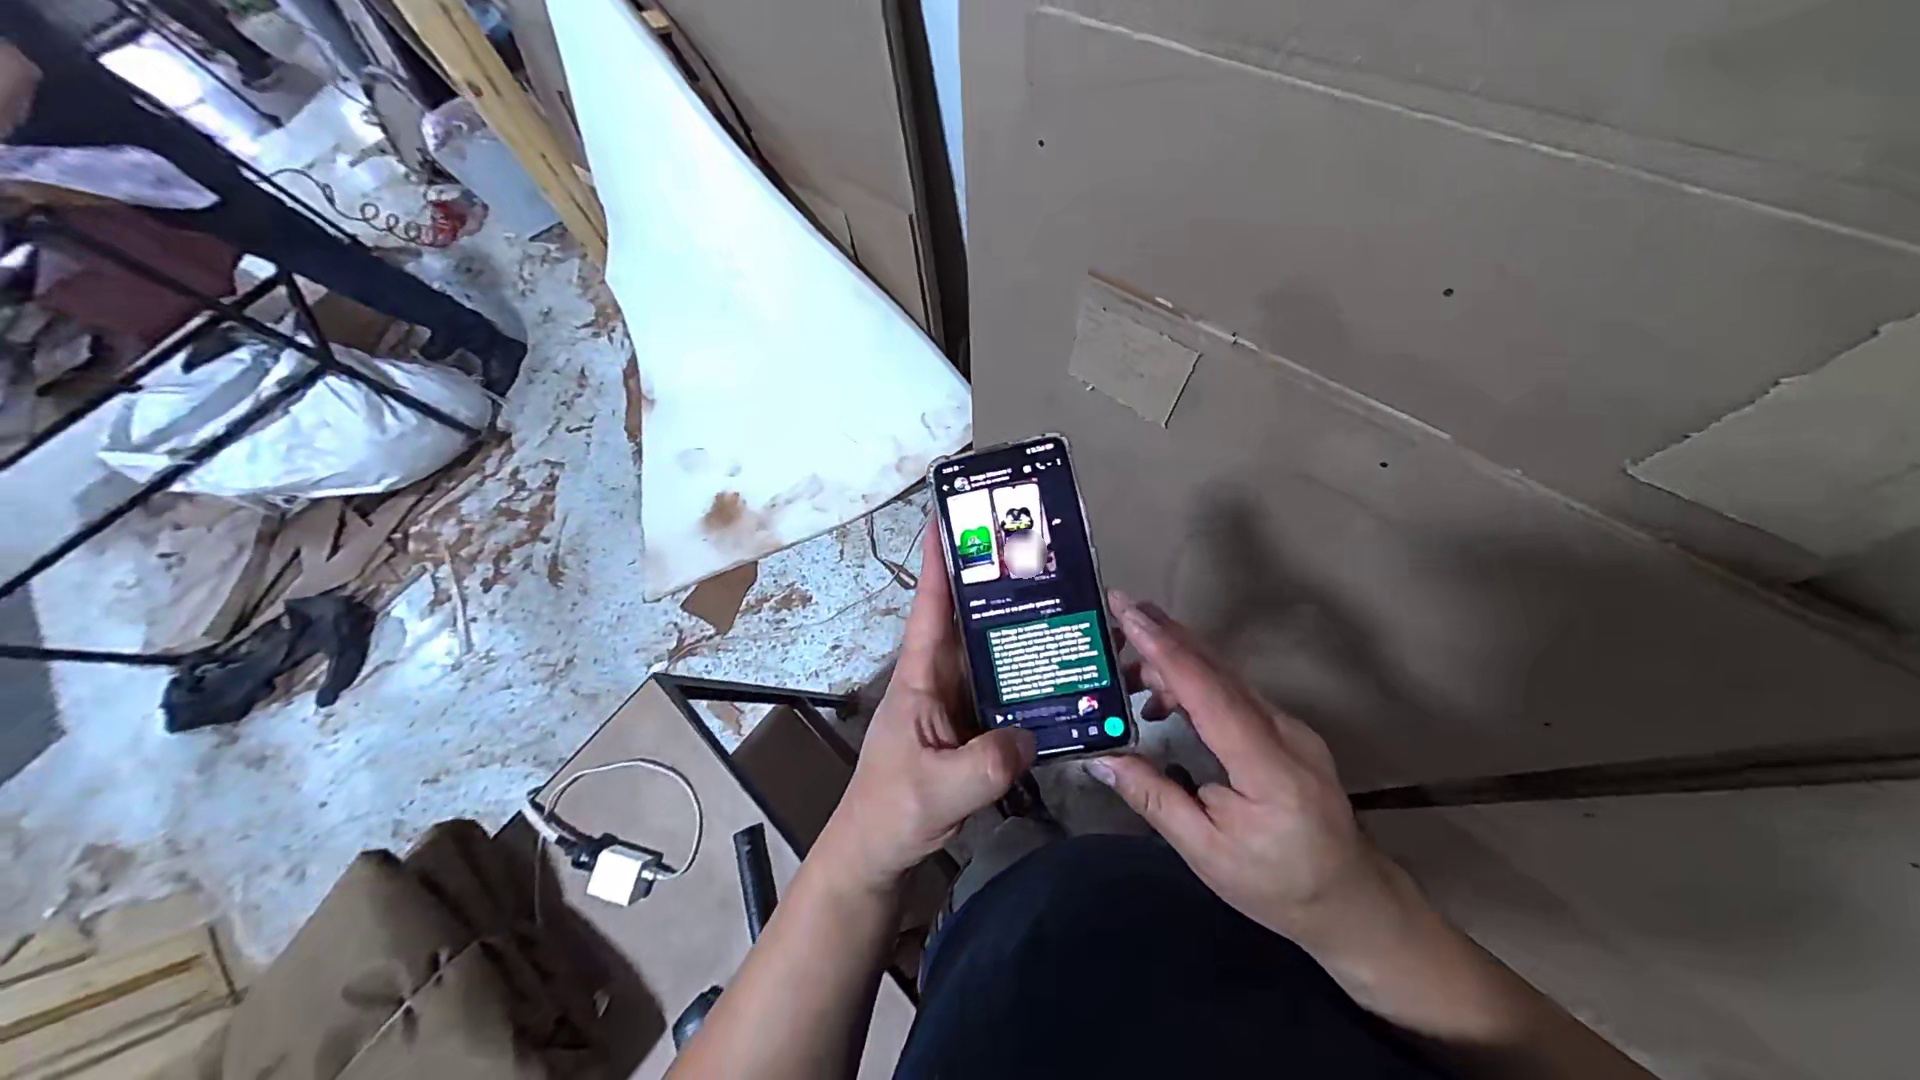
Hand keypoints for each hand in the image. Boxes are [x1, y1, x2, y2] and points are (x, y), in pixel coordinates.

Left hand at [813, 528, 1037, 890]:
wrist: (877, 853)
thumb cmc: (891, 812)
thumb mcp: (941, 789)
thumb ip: (989, 763)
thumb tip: (1032, 734)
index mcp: (919, 680)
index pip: (929, 613)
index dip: (939, 566)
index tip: (950, 520)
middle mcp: (938, 682)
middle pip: (966, 625)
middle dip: (992, 588)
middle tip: (1035, 557)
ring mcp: (955, 706)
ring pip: (988, 658)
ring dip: (1016, 633)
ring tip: (1060, 606)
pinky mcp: (970, 729)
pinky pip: (1002, 694)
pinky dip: (1026, 681)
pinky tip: (1060, 675)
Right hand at [1088, 592, 1407, 949]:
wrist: (1350, 899)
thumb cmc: (1277, 884)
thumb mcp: (1206, 853)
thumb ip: (1154, 799)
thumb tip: (1102, 758)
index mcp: (1269, 769)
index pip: (1211, 695)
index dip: (1167, 651)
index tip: (1130, 614)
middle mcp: (1285, 732)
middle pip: (1218, 670)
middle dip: (1165, 634)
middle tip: (1118, 609)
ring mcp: (1289, 726)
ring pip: (1225, 675)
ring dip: (1175, 657)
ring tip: (1125, 660)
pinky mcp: (1284, 729)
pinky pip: (1232, 690)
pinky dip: (1192, 679)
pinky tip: (1160, 697)